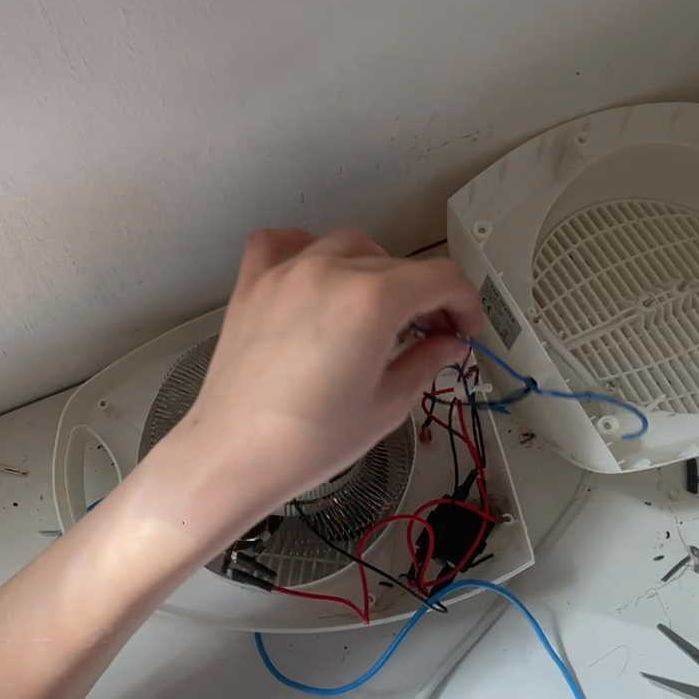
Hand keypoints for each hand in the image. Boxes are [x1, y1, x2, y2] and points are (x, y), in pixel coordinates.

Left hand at [171, 227, 484, 509]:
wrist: (234, 456)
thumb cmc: (303, 442)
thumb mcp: (386, 405)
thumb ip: (426, 362)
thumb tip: (446, 344)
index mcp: (371, 301)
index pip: (441, 278)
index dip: (465, 304)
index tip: (465, 329)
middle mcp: (328, 272)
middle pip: (398, 264)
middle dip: (426, 296)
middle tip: (432, 332)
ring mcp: (286, 274)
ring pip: (349, 247)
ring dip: (376, 272)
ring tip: (381, 310)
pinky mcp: (253, 285)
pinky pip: (283, 243)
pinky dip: (308, 250)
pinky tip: (318, 275)